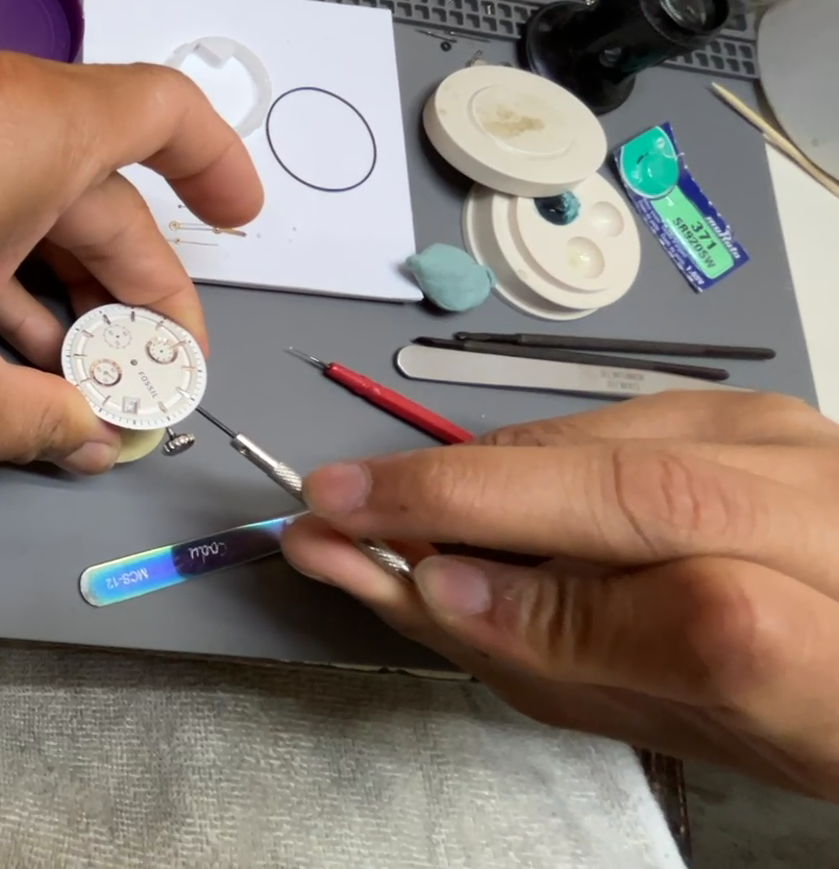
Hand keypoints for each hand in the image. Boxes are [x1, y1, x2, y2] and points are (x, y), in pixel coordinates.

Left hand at [0, 41, 258, 481]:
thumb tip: (95, 435)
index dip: (217, 169)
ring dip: (51, 295)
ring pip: (13, 204)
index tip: (241, 225)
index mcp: (16, 129)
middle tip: (140, 380)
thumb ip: (44, 421)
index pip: (161, 115)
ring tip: (67, 392)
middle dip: (126, 289)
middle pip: (87, 186)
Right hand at [280, 391, 838, 798]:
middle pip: (649, 495)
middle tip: (330, 499)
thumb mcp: (627, 711)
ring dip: (465, 479)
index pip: (718, 627)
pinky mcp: (739, 406)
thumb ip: (493, 643)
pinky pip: (585, 424)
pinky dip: (507, 463)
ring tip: (391, 507)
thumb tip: (364, 567)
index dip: (559, 611)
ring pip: (593, 448)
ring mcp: (792, 446)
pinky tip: (492, 498)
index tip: (426, 590)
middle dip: (459, 496)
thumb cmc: (718, 689)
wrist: (836, 615)